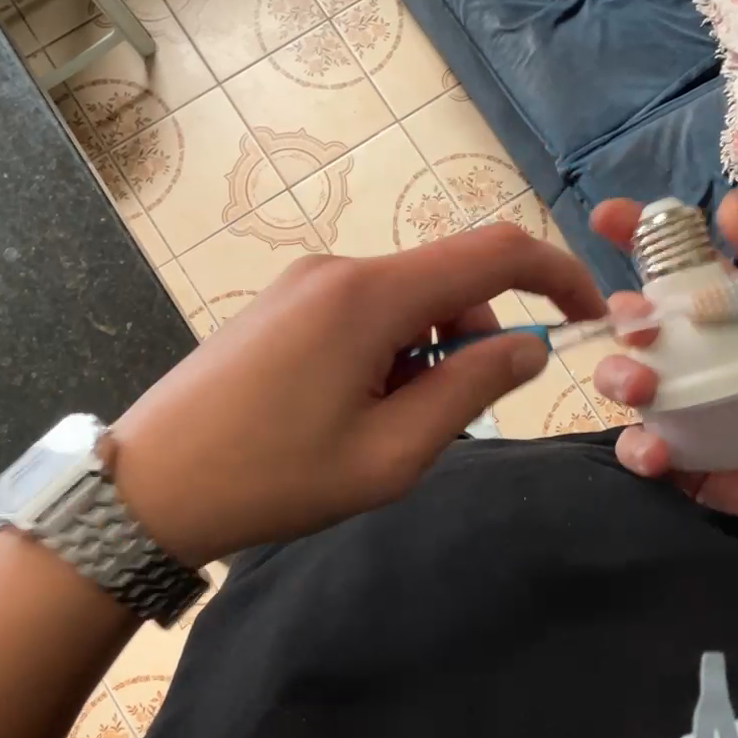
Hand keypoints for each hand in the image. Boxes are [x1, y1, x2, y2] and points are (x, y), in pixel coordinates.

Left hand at [107, 224, 605, 566]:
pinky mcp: (284, 304)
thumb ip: (469, 391)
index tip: (589, 315)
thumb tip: (527, 347)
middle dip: (474, 342)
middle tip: (446, 419)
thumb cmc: (272, 478)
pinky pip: (365, 313)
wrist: (148, 485)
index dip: (556, 275)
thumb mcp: (389, 454)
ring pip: (407, 302)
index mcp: (370, 295)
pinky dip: (389, 353)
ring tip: (384, 427)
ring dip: (427, 356)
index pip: (494, 252)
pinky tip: (350, 409)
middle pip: (448, 282)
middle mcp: (340, 270)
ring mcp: (305, 282)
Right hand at [590, 193, 737, 571]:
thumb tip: (728, 203)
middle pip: (640, 322)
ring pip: (623, 378)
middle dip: (624, 316)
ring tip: (644, 390)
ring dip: (619, 375)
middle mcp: (705, 356)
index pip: (682, 267)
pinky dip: (636, 446)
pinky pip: (636, 446)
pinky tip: (660, 453)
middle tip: (638, 328)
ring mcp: (689, 410)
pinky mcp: (681, 461)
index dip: (640, 237)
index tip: (607, 217)